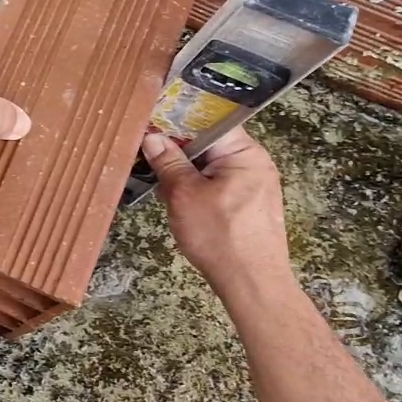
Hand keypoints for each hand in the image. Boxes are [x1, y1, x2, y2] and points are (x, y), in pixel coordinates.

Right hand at [142, 128, 291, 293]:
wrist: (250, 281)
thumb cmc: (219, 236)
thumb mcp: (184, 195)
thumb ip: (168, 162)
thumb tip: (153, 137)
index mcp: (244, 153)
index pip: (208, 121)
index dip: (178, 119)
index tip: (149, 121)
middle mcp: (254, 162)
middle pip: (209, 142)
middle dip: (178, 148)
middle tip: (148, 154)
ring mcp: (254, 184)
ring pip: (210, 164)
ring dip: (184, 170)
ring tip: (160, 180)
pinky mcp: (248, 203)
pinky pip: (217, 183)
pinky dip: (196, 186)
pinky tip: (178, 199)